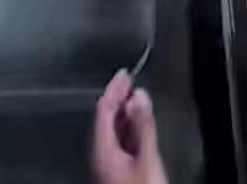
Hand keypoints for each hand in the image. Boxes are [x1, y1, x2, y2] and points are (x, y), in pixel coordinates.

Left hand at [92, 69, 165, 183]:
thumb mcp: (147, 158)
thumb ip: (143, 125)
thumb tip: (139, 95)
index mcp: (101, 151)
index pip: (103, 111)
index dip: (113, 88)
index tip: (125, 72)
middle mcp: (99, 158)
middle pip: (104, 120)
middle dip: (117, 98)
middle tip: (129, 79)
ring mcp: (107, 168)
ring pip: (111, 132)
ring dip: (123, 112)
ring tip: (135, 96)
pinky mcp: (117, 175)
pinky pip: (119, 143)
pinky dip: (127, 127)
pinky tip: (137, 124)